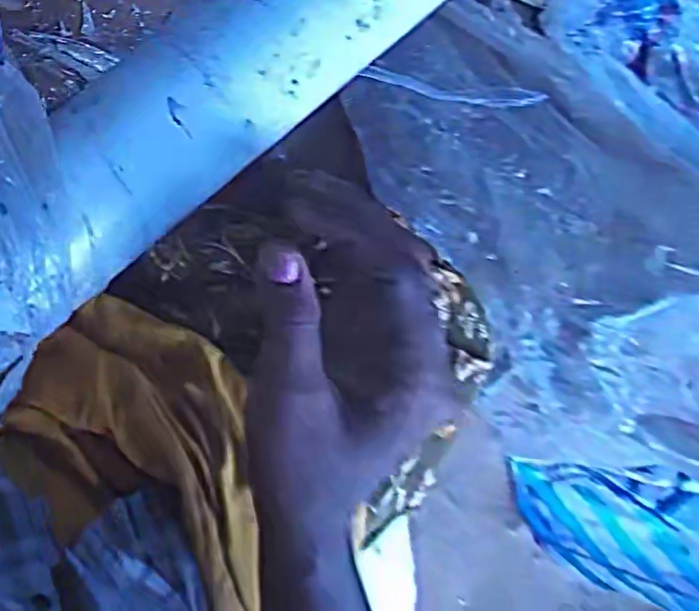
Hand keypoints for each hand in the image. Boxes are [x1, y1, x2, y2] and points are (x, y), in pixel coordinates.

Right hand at [249, 171, 453, 566]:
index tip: (296, 203)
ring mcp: (399, 346)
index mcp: (417, 366)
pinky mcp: (373, 345)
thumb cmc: (301, 460)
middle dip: (351, 217)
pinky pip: (363, 282)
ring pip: (386, 267)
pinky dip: (334, 251)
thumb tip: (278, 246)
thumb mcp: (291, 391)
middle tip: (296, 186)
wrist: (303, 512)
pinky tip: (302, 234)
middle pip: (401, 262)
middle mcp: (420, 350)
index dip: (350, 228)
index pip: (398, 274)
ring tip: (298, 196)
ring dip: (346, 227)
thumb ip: (290, 319)